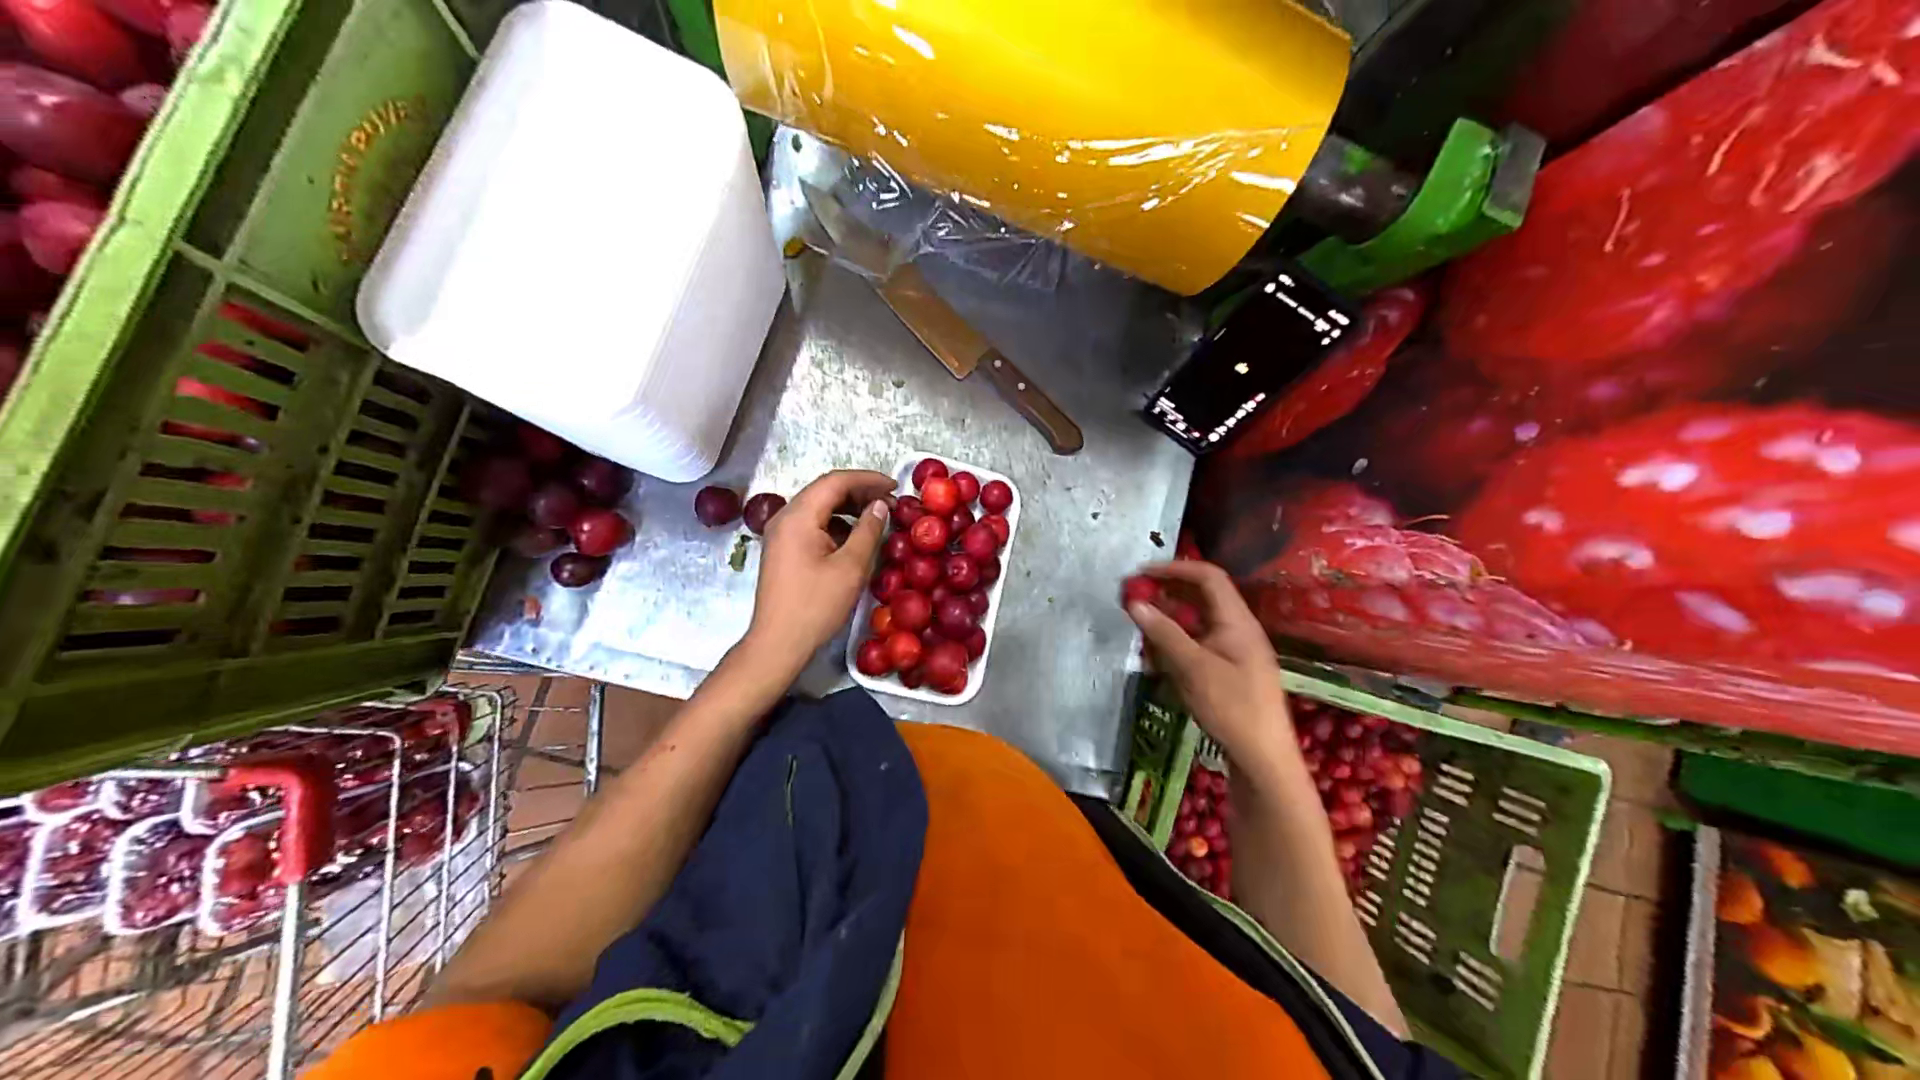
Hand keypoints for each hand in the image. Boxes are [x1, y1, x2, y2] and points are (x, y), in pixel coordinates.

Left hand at [741, 470, 894, 676]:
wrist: (778, 642)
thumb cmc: (816, 606)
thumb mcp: (851, 567)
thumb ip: (868, 530)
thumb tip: (880, 506)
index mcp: (799, 516)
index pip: (835, 481)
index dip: (868, 479)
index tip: (895, 486)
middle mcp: (785, 517)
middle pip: (825, 490)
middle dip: (859, 491)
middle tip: (890, 502)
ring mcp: (780, 533)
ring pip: (818, 507)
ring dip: (848, 507)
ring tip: (877, 517)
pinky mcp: (782, 549)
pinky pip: (811, 524)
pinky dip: (836, 523)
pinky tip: (855, 537)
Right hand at [1126, 561, 1295, 779]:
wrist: (1262, 756)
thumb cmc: (1231, 707)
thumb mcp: (1192, 668)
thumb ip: (1164, 633)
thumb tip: (1135, 603)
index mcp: (1236, 620)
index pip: (1207, 577)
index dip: (1174, 569)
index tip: (1141, 573)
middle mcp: (1237, 628)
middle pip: (1201, 597)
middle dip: (1166, 592)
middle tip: (1133, 596)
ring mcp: (1234, 650)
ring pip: (1197, 622)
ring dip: (1168, 618)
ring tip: (1139, 624)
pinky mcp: (1228, 670)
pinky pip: (1198, 643)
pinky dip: (1176, 642)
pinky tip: (1155, 655)